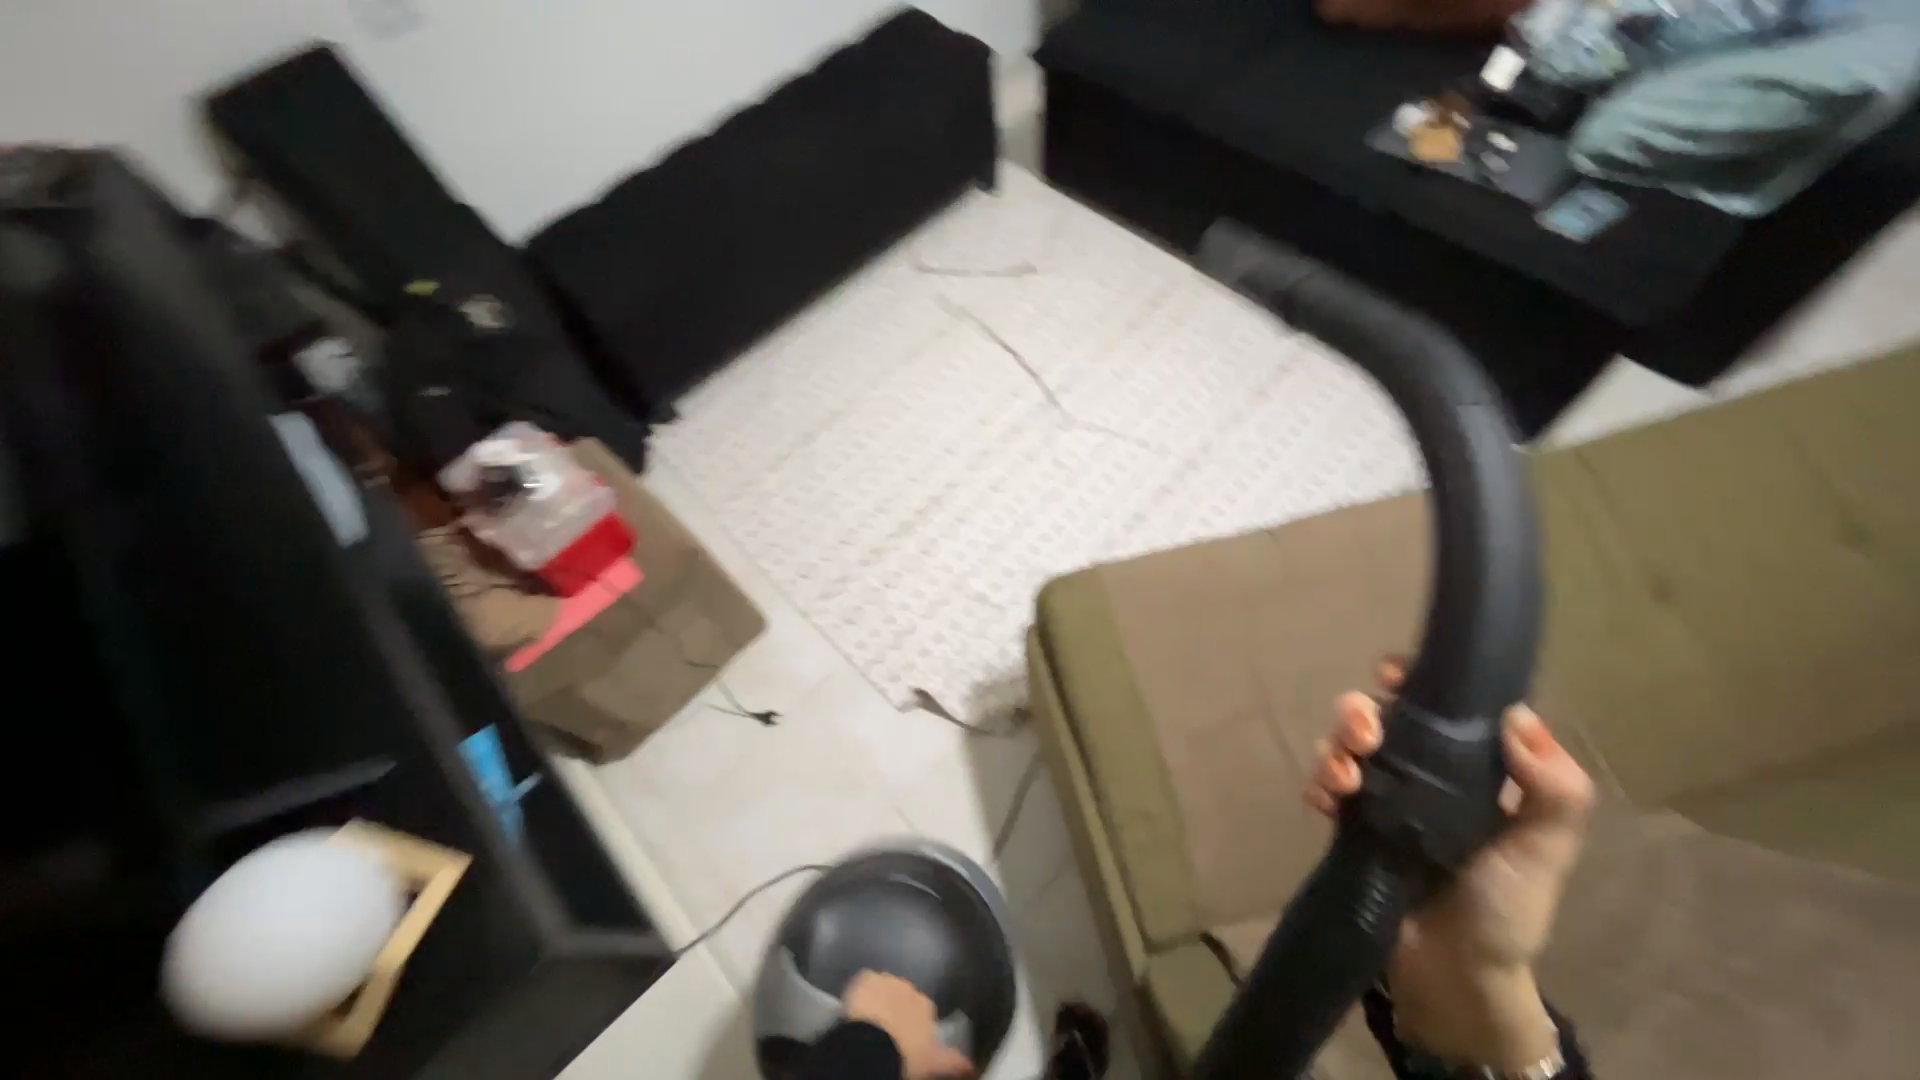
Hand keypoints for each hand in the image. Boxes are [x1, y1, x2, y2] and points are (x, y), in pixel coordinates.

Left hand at [843, 971, 975, 1079]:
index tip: (907, 1037)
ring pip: (885, 987)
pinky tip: (859, 1007)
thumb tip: (972, 1065)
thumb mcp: (932, 1062)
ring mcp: (887, 980)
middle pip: (905, 996)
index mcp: (926, 1006)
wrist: (872, 1045)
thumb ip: (954, 1060)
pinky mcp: (866, 978)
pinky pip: (867, 981)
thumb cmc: (905, 1054)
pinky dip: (864, 991)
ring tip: (873, 1021)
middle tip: (889, 1031)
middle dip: (899, 1008)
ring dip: (882, 999)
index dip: (914, 1023)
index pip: (923, 1010)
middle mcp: (910, 988)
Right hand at [1304, 659, 1595, 1070]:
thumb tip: (1517, 716)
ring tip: (1344, 775)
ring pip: (1342, 746)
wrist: (1454, 971)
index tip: (1393, 674)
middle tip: (1363, 733)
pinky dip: (1318, 785)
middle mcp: (1420, 772)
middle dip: (1358, 712)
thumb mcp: (1545, 848)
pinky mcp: (1349, 825)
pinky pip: (1322, 788)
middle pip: (1377, 717)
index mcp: (1469, 767)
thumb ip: (1553, 790)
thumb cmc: (1505, 905)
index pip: (1438, 707)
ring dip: (1334, 747)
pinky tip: (1326, 802)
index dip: (1413, 680)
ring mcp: (1380, 797)